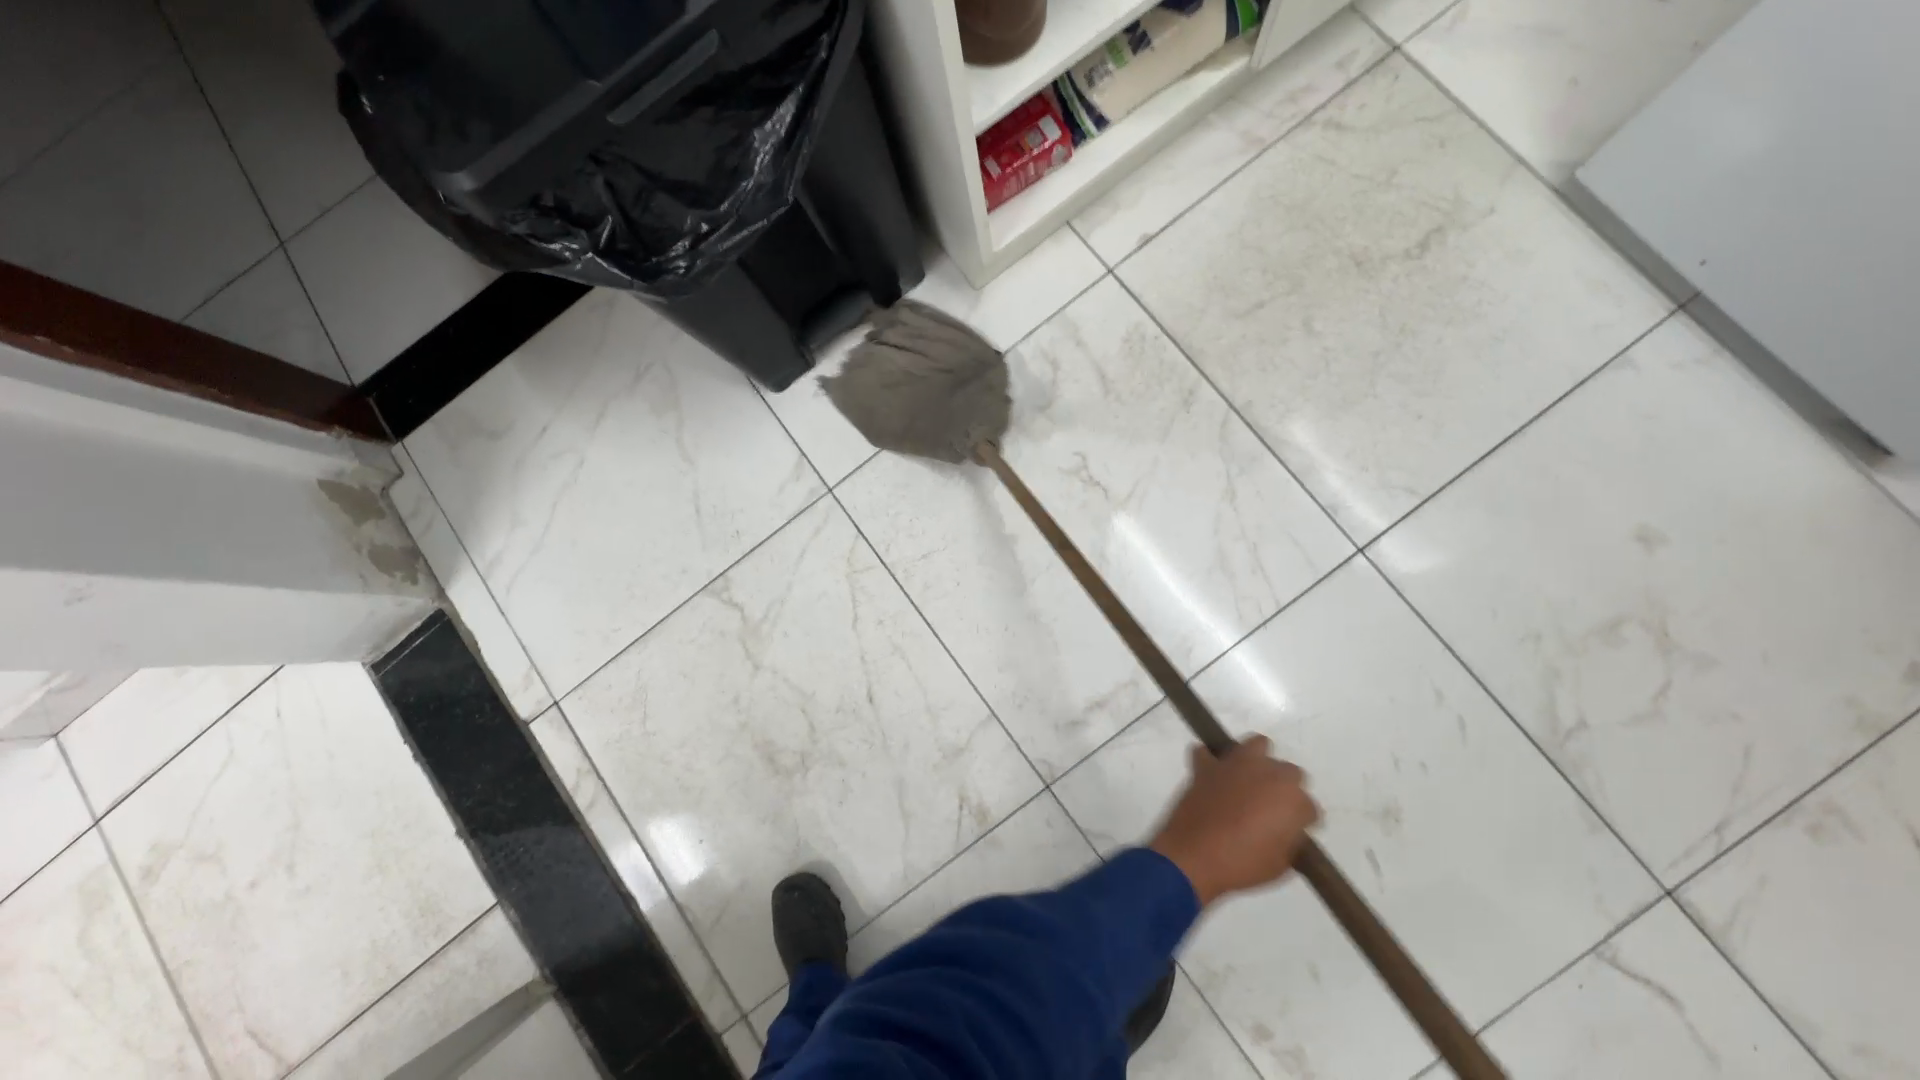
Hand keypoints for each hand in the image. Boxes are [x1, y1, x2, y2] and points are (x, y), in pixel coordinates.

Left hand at [1148, 736, 1319, 906]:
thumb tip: (1286, 829)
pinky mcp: (1207, 766)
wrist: (1194, 857)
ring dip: (1258, 760)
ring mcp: (1236, 764)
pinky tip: (1212, 776)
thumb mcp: (1281, 864)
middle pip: (1289, 773)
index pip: (1309, 807)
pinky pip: (1208, 753)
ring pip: (1257, 745)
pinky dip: (1211, 763)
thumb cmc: (1243, 865)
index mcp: (1293, 799)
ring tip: (1250, 781)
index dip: (1301, 822)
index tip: (1291, 833)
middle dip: (1284, 789)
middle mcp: (1269, 773)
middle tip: (1271, 810)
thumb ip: (1290, 840)